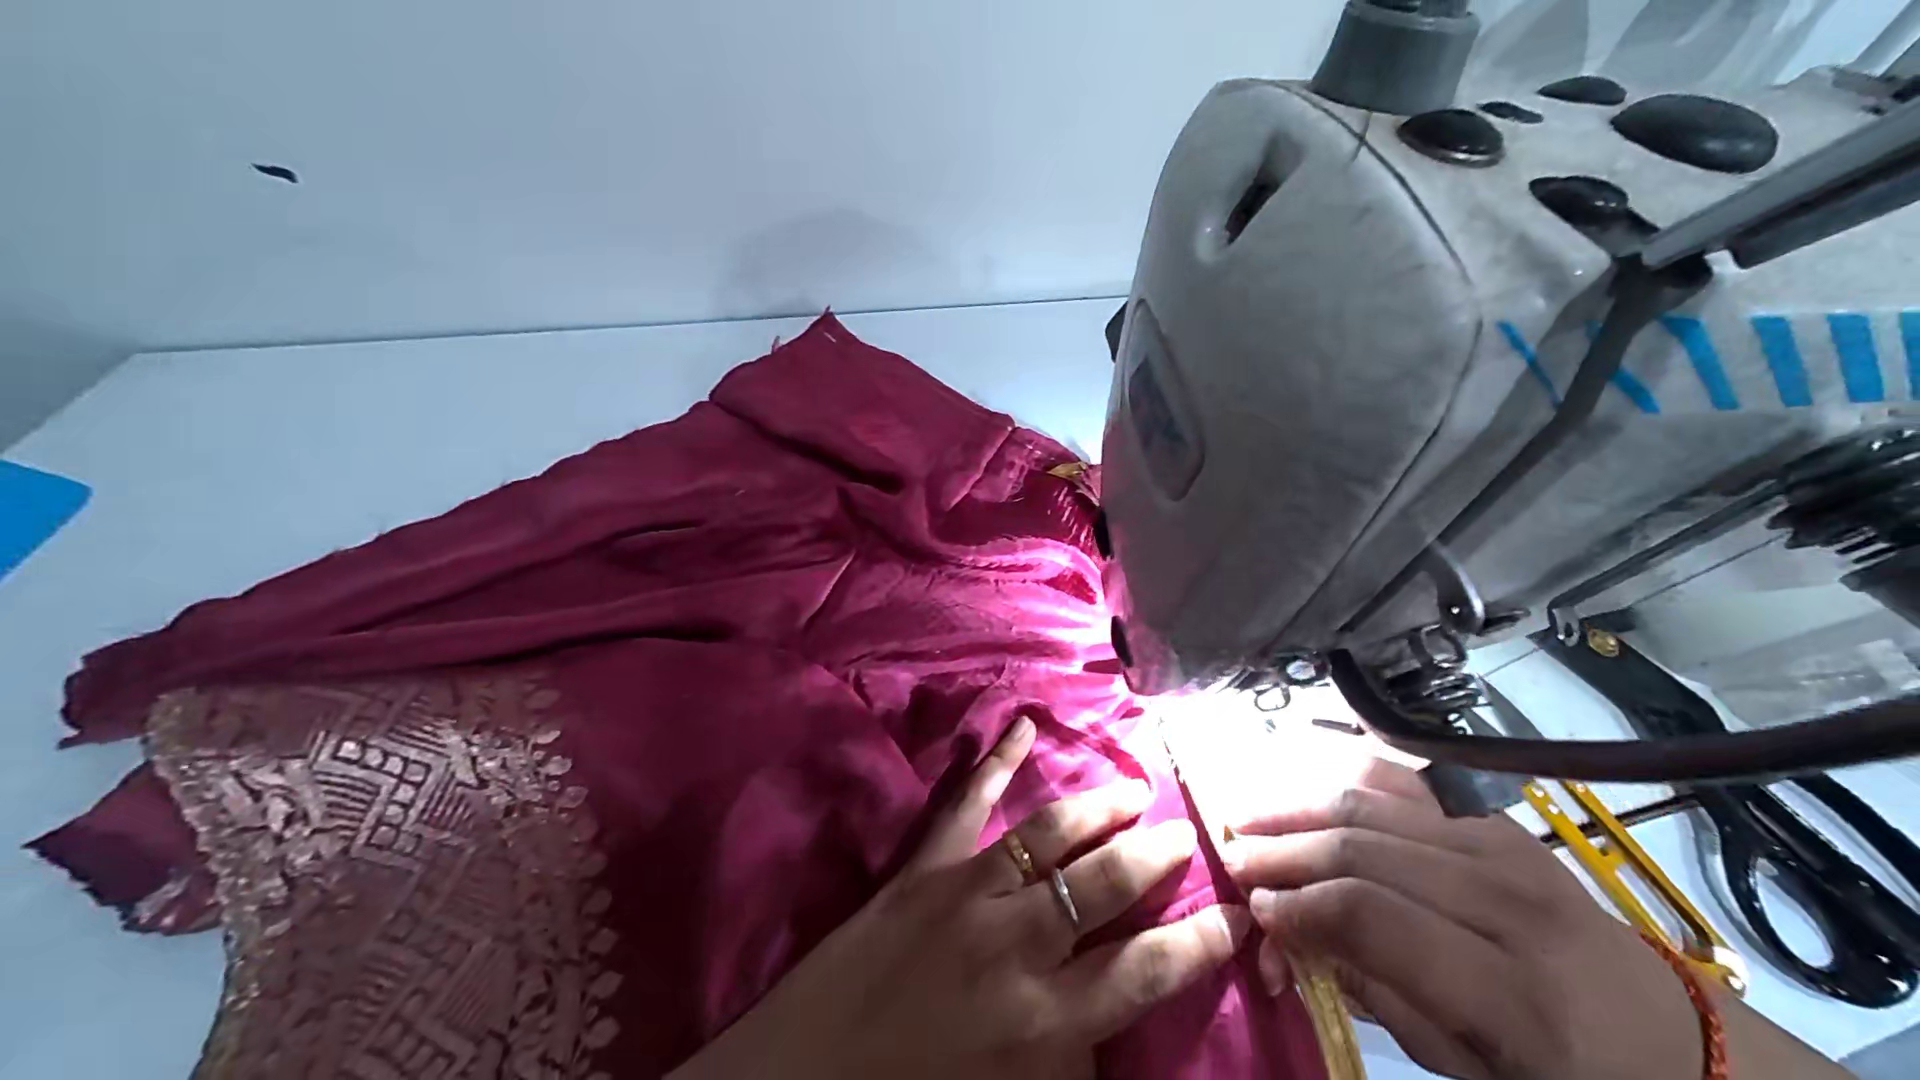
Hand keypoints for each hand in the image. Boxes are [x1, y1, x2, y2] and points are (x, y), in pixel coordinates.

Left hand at [670, 717, 1250, 1079]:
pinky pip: (967, 803)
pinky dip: (996, 760)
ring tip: (1133, 788)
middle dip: (1155, 855)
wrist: (803, 1076)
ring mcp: (966, 893)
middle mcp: (1015, 944)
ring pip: (1050, 835)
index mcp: (1044, 1020)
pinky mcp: (922, 866)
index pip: (1145, 970)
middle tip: (1185, 830)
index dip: (1199, 941)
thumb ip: (1072, 1058)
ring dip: (1098, 808)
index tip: (1236, 914)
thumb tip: (1113, 1016)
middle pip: (1105, 885)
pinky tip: (1023, 725)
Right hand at [1222, 759, 1702, 1079]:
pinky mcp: (1494, 819)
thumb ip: (1368, 991)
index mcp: (1514, 990)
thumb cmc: (1559, 1072)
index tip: (1254, 909)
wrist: (1668, 1038)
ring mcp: (1503, 845)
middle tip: (1233, 858)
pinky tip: (1302, 788)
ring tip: (1247, 818)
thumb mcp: (1466, 1067)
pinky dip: (1341, 776)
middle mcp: (1508, 901)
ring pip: (1370, 801)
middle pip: (1361, 847)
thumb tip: (1280, 935)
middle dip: (1282, 850)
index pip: (1369, 914)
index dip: (1296, 905)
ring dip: (1296, 806)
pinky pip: (1401, 779)